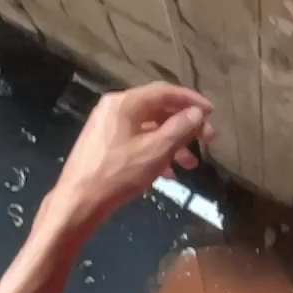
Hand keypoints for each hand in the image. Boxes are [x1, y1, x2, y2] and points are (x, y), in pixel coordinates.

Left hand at [46, 82, 214, 235]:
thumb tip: (197, 114)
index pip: (165, 92)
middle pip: (158, 110)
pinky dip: (157, 152)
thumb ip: (180, 128)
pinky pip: (137, 141)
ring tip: (191, 164)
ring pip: (149, 128)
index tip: (212, 113)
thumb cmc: (120, 173)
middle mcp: (115, 109)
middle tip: (208, 141)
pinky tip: (169, 173)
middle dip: (185, 126)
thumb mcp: (157, 150)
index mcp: (126, 103)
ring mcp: (108, 127)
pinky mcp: (104, 146)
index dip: (191, 100)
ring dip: (174, 143)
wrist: (80, 200)